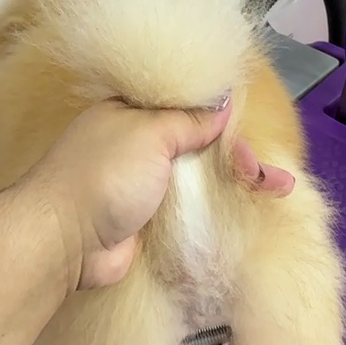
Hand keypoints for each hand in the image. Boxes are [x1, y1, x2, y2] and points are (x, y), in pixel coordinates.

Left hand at [22, 98, 294, 289]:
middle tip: (270, 176)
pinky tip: (250, 208)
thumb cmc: (105, 175)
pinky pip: (191, 209)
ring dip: (239, 182)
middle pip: (201, 145)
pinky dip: (218, 209)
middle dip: (239, 156)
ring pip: (201, 178)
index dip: (222, 118)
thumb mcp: (149, 132)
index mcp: (132, 113)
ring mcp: (144, 186)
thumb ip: (189, 120)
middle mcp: (139, 146)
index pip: (187, 107)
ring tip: (278, 189)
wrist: (67, 240)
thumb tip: (221, 104)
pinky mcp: (150, 221)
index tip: (249, 134)